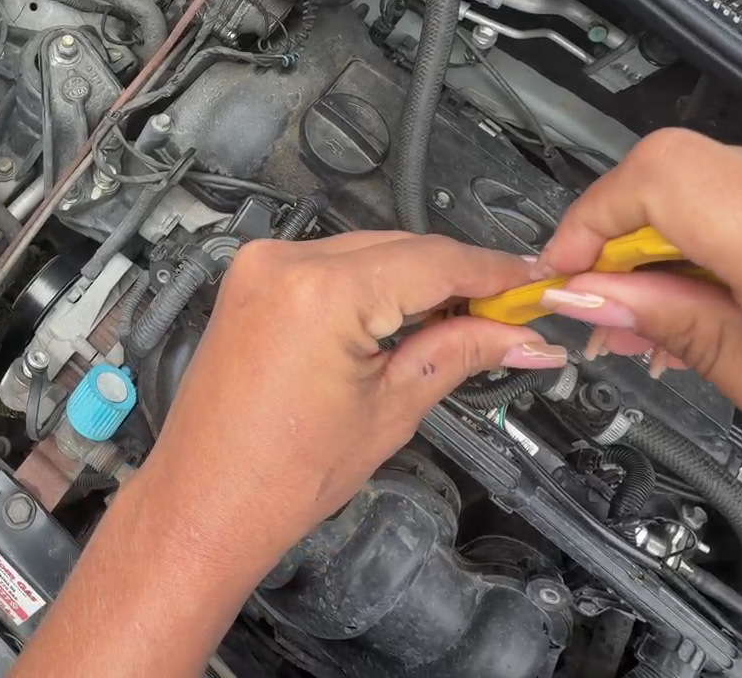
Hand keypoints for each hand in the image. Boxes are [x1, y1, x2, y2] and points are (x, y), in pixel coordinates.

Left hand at [142, 231, 567, 560]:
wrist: (207, 494)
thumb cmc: (281, 472)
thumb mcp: (389, 410)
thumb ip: (457, 352)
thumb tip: (517, 334)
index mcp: (320, 291)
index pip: (431, 260)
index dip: (493, 271)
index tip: (534, 284)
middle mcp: (283, 262)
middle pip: (397, 247)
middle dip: (457, 275)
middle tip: (510, 310)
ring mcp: (259, 265)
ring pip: (363, 251)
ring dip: (414, 276)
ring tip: (464, 316)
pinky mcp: (250, 277)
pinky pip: (326, 263)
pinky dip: (368, 281)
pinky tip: (402, 309)